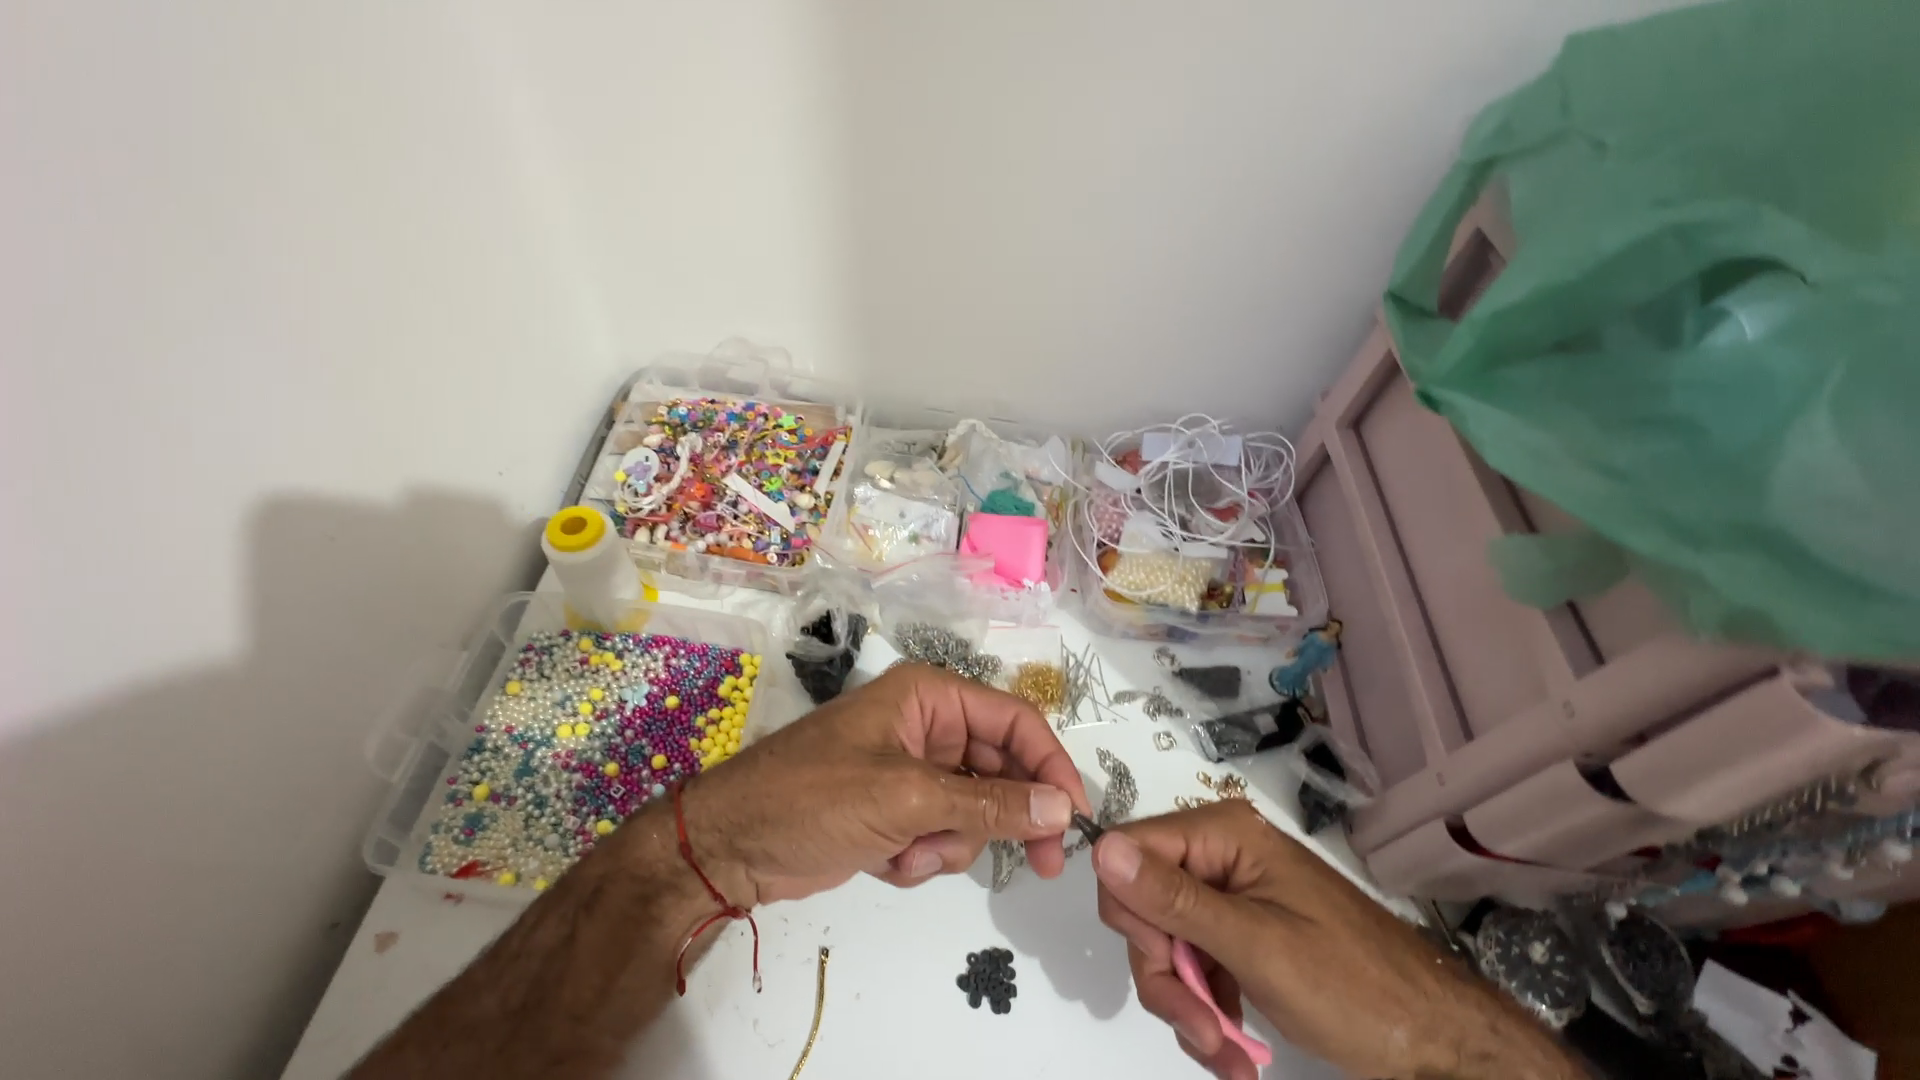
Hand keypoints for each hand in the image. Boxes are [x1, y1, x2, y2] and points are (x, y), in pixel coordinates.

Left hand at [678, 664, 1091, 905]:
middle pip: (1001, 770)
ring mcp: (912, 771)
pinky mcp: (897, 811)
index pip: (1015, 722)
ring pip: (975, 810)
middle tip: (1039, 866)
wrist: (731, 846)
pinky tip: (886, 860)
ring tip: (908, 852)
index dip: (1051, 765)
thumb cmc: (814, 797)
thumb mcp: (908, 798)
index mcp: (930, 697)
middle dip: (1004, 818)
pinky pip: (943, 835)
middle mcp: (928, 726)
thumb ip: (991, 803)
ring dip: (950, 842)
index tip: (1077, 818)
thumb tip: (1064, 808)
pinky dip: (923, 856)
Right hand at [1093, 801, 1580, 1079]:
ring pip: (1165, 946)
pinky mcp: (1241, 936)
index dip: (1133, 914)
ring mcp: (1231, 898)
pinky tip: (1238, 1053)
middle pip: (1144, 908)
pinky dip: (1207, 1014)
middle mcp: (1219, 856)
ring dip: (1188, 1007)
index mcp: (1222, 835)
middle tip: (1205, 1032)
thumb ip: (1173, 899)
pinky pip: (1194, 967)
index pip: (1130, 854)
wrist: (1438, 1043)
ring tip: (1231, 1057)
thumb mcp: (1255, 945)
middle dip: (1167, 977)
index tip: (1165, 968)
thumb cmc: (1352, 986)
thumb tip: (1100, 846)